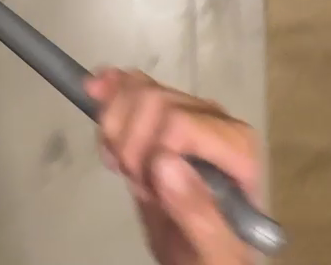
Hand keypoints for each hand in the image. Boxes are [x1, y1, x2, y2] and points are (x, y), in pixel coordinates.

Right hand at [90, 69, 264, 264]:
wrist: (199, 253)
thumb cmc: (212, 255)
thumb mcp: (213, 253)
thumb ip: (197, 213)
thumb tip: (164, 161)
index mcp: (237, 147)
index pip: (178, 122)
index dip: (149, 151)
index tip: (147, 189)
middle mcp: (216, 118)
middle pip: (154, 100)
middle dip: (130, 143)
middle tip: (136, 183)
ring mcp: (188, 108)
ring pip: (138, 87)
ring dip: (115, 125)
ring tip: (127, 165)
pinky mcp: (164, 107)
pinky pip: (133, 82)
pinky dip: (110, 87)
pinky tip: (94, 93)